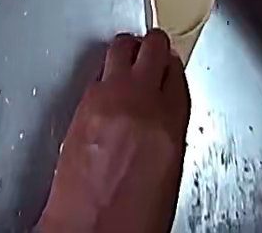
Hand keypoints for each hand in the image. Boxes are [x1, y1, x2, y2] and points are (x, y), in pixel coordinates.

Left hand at [38, 30, 190, 232]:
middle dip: (154, 47)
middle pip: (153, 46)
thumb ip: (170, 128)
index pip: (177, 71)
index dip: (172, 67)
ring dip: (128, 50)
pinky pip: (99, 71)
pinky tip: (108, 88)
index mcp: (171, 122)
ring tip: (129, 60)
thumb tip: (166, 107)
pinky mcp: (84, 102)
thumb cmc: (130, 220)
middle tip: (151, 54)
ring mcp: (110, 97)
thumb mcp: (170, 171)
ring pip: (123, 46)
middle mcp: (142, 100)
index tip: (169, 68)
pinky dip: (106, 73)